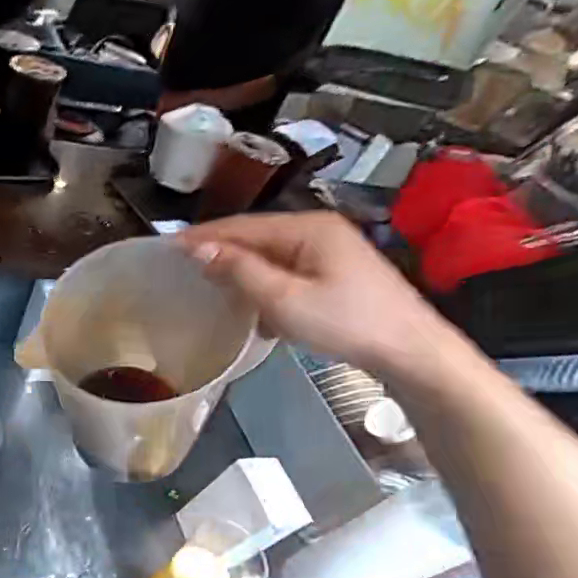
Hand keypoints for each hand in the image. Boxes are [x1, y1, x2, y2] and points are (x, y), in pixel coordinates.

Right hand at [179, 213, 452, 373]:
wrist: (410, 350)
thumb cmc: (347, 323)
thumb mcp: (285, 300)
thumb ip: (241, 272)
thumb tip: (199, 249)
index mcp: (308, 228)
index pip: (243, 226)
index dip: (204, 236)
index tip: (168, 247)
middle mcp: (319, 230)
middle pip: (257, 238)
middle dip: (221, 252)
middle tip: (182, 267)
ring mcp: (330, 252)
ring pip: (271, 257)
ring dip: (241, 271)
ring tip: (209, 286)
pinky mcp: (336, 274)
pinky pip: (287, 272)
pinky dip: (264, 286)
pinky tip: (252, 307)